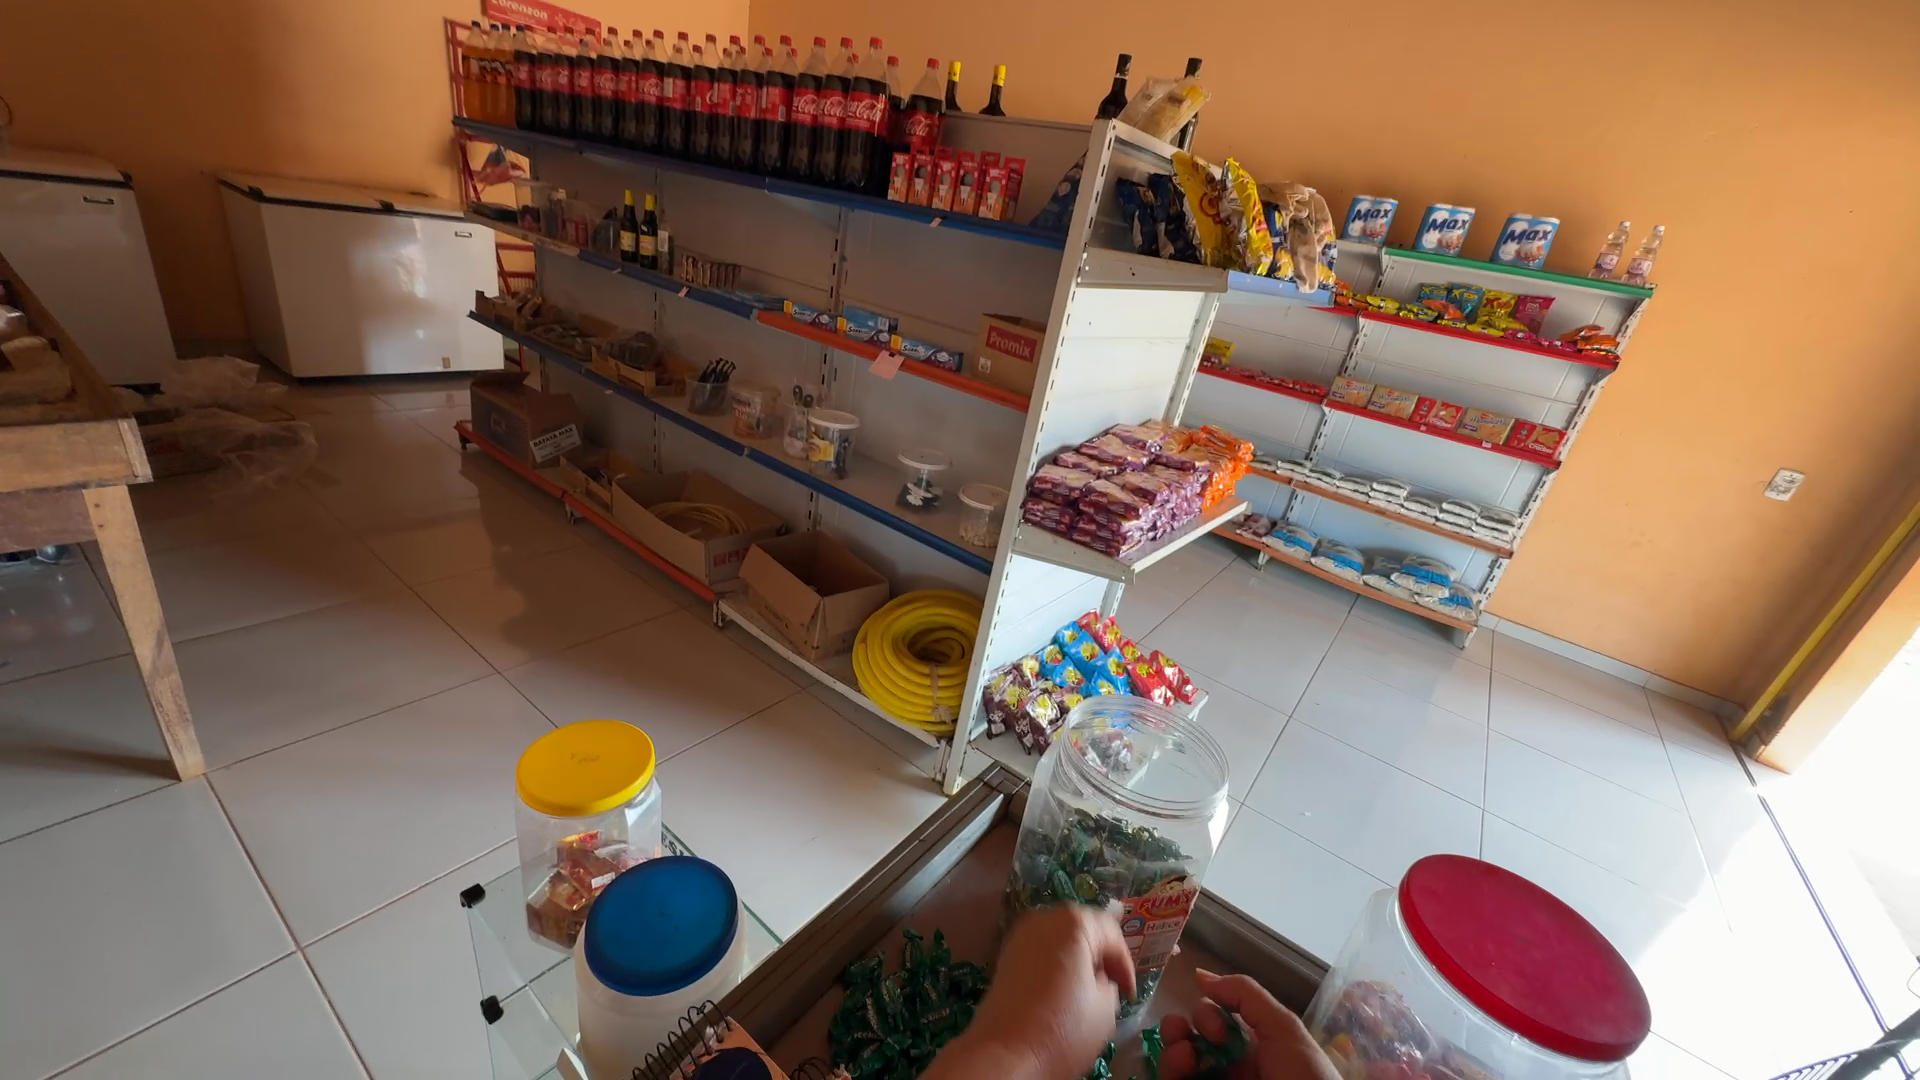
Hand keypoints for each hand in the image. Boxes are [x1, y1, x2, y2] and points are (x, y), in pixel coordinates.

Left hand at [921, 905, 1137, 1079]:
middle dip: (1100, 954)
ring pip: (1060, 936)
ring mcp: (1021, 932)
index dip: (1125, 964)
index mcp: (1074, 922)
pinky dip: (1055, 962)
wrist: (1005, 1053)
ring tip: (1086, 988)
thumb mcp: (1106, 1010)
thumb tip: (1100, 977)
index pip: (1112, 933)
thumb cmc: (1062, 1029)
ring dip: (1076, 957)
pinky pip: (1041, 948)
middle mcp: (1045, 917)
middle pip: (1084, 927)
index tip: (1129, 993)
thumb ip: (1110, 982)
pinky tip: (1060, 988)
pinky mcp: (1007, 952)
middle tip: (1112, 985)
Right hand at [1158, 970, 1339, 1079]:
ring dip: (1170, 1050)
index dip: (1206, 1016)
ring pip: (1174, 1065)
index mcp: (1248, 1051)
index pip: (1210, 1023)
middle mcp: (1227, 1071)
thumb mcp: (1285, 1030)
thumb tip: (1199, 975)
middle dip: (1176, 1028)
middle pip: (1186, 1040)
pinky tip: (1177, 1067)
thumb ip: (1244, 994)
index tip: (1220, 1031)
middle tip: (1183, 1035)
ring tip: (1182, 1055)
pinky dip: (1166, 1071)